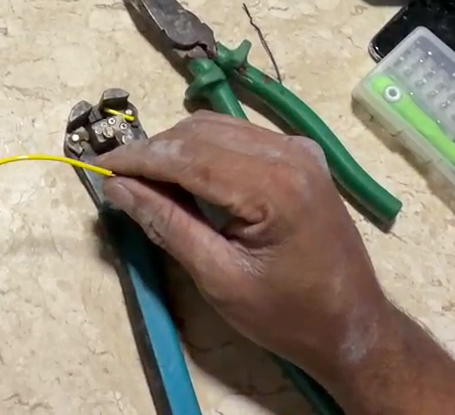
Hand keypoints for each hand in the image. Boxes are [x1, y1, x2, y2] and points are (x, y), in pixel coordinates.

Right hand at [101, 112, 394, 389]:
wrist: (355, 328)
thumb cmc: (289, 316)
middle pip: (200, 132)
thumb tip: (118, 188)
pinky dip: (203, 148)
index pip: (189, 155)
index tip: (99, 166)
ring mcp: (296, 147)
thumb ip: (166, 224)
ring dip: (175, 148)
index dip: (139, 158)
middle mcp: (287, 151)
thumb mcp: (220, 279)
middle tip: (118, 179)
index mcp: (274, 185)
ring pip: (216, 127)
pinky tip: (185, 175)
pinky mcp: (298, 152)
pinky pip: (237, 134)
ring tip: (145, 178)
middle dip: (154, 152)